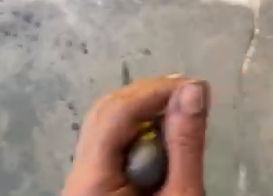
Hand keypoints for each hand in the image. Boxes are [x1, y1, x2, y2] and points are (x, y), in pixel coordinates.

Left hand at [63, 76, 209, 195]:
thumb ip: (186, 145)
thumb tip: (195, 87)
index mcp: (90, 182)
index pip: (116, 111)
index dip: (156, 90)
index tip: (195, 87)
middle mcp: (78, 176)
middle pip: (107, 110)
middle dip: (150, 96)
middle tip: (190, 97)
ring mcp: (84, 181)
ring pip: (109, 123)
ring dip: (147, 112)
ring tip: (182, 117)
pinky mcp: (94, 186)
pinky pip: (112, 144)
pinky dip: (141, 132)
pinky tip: (166, 142)